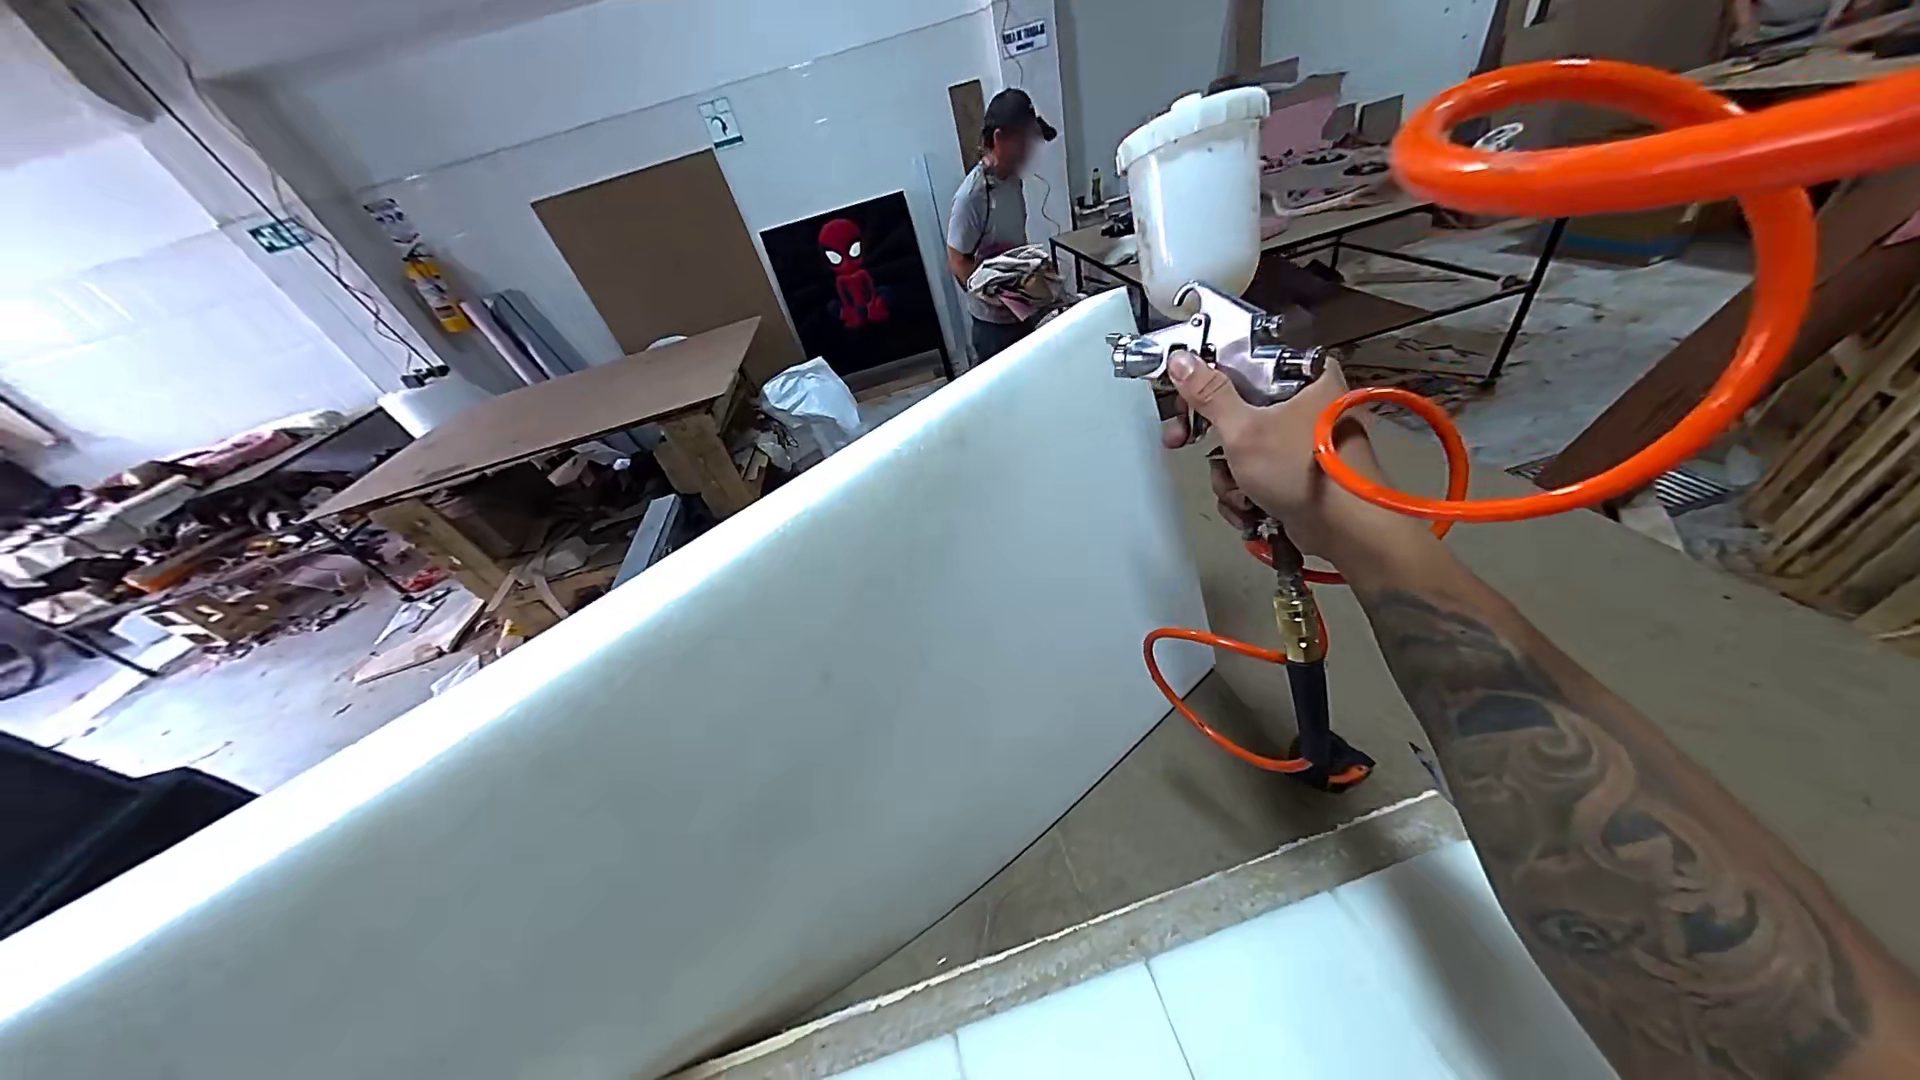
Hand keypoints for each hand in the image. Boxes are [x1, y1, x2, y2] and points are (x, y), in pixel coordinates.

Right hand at [1158, 349, 1429, 564]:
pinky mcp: (1291, 469)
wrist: (1345, 529)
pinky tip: (1249, 506)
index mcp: (1302, 377)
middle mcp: (1302, 401)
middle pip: (1233, 409)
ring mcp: (1296, 438)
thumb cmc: (1300, 470)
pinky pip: (1250, 471)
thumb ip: (1209, 393)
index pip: (1240, 365)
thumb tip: (1179, 358)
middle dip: (1212, 443)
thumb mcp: (1245, 429)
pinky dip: (1242, 491)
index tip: (1183, 403)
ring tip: (1240, 493)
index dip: (1204, 383)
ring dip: (1227, 475)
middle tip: (1181, 443)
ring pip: (1237, 446)